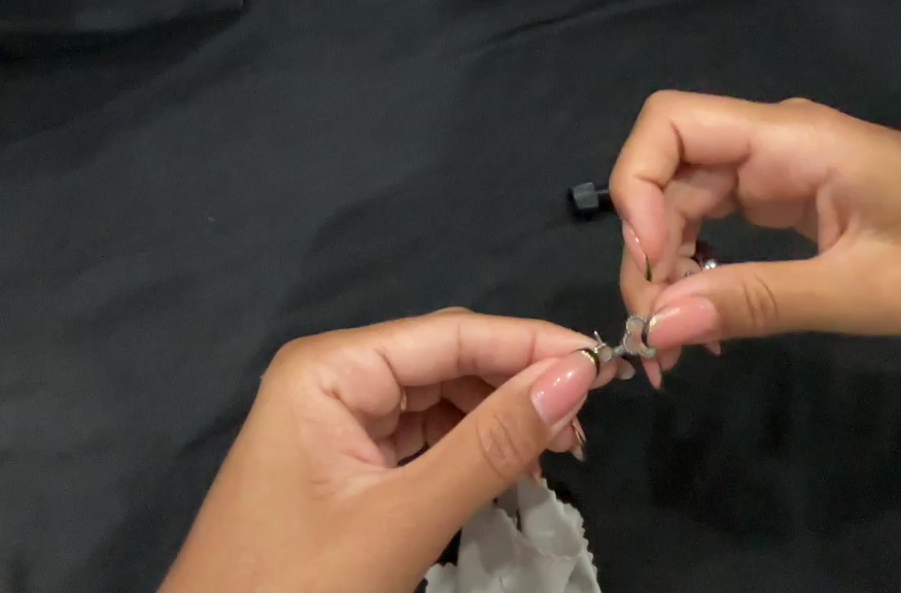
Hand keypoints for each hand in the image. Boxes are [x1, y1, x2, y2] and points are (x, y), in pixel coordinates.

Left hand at [157, 310, 617, 592]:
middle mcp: (335, 374)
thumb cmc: (297, 592)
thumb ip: (492, 445)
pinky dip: (472, 449)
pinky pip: (424, 435)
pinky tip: (514, 468)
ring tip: (562, 448)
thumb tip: (576, 374)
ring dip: (501, 419)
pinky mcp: (347, 458)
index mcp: (332, 366)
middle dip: (517, 383)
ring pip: (442, 397)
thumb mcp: (402, 521)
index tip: (603, 360)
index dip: (530, 342)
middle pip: (448, 360)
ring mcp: (339, 416)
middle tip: (588, 417)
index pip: (451, 334)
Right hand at [610, 92, 900, 377]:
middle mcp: (769, 143)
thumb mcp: (866, 290)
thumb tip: (661, 322)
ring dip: (667, 264)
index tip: (656, 264)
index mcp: (790, 139)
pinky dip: (698, 267)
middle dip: (647, 246)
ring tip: (676, 339)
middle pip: (666, 171)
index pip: (671, 122)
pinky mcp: (782, 196)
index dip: (638, 184)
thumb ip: (761, 300)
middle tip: (657, 332)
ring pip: (682, 200)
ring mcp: (774, 169)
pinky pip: (714, 221)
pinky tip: (707, 315)